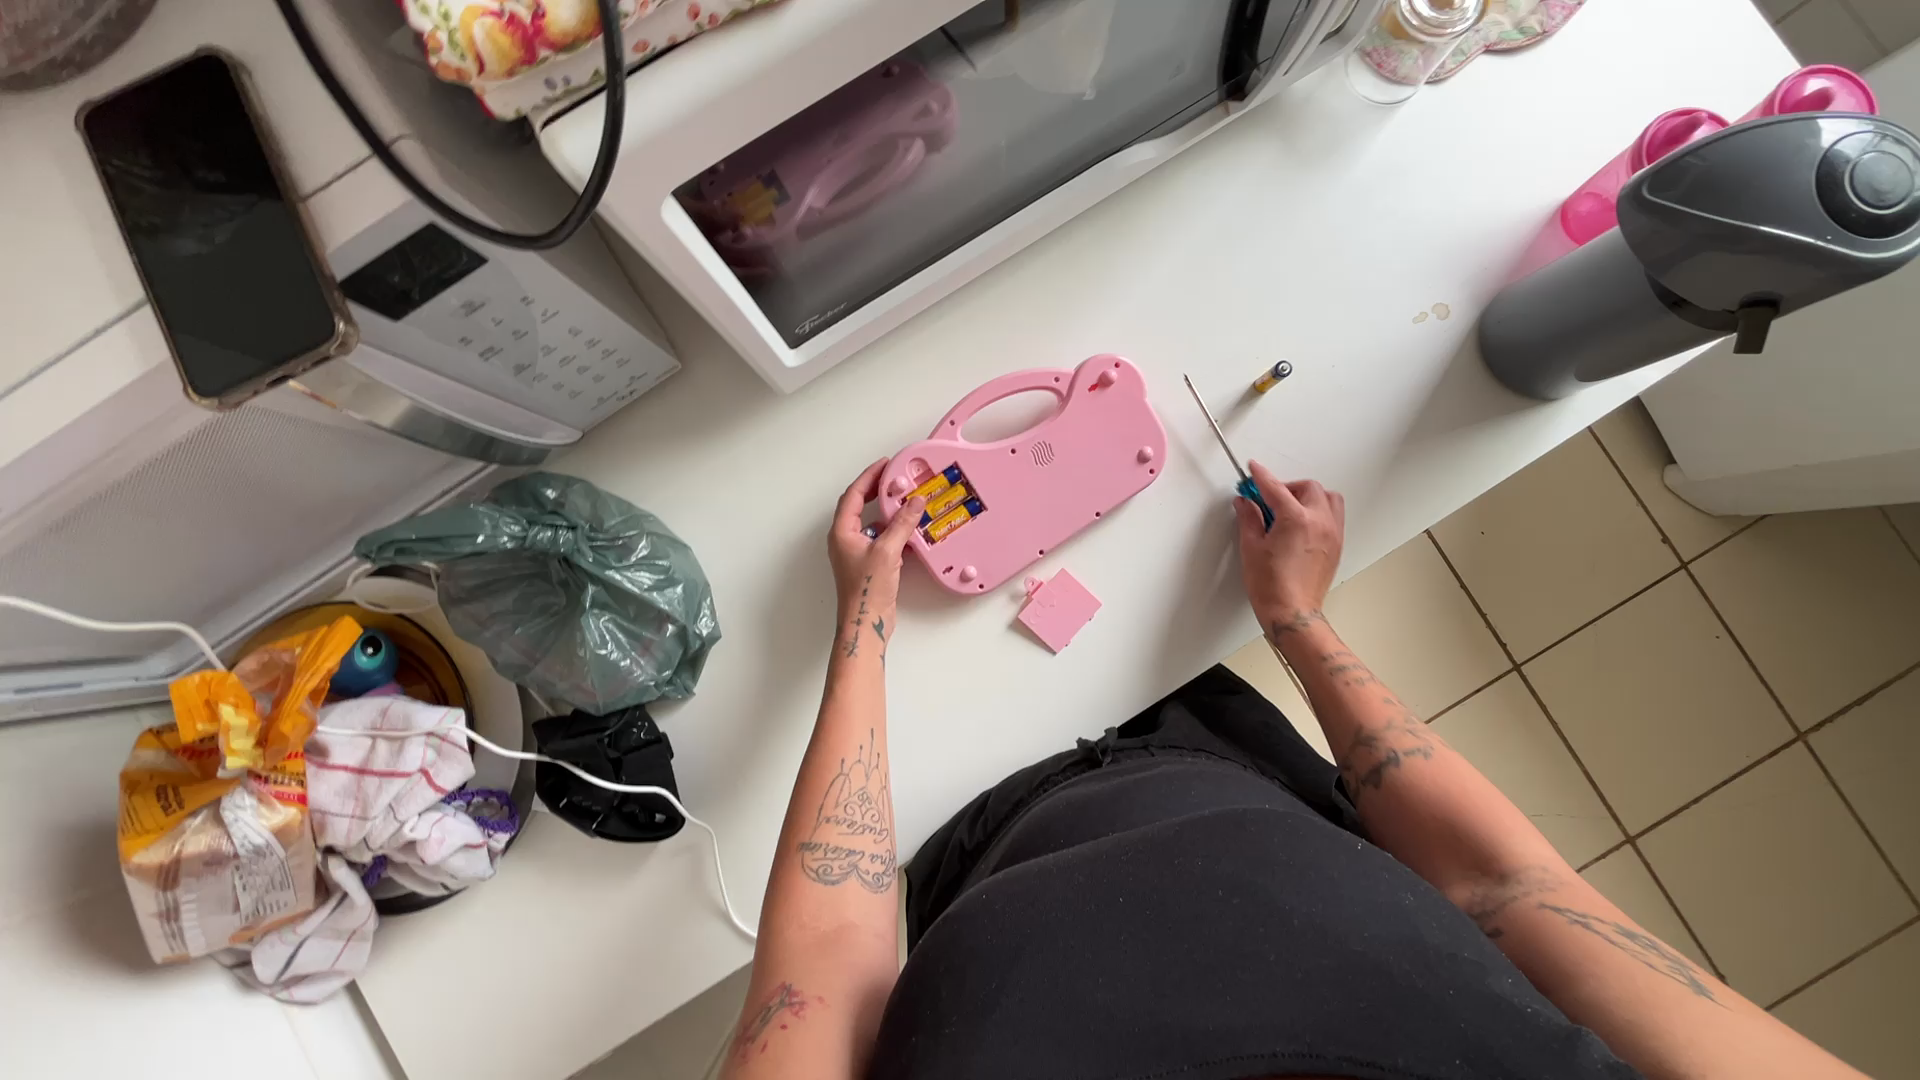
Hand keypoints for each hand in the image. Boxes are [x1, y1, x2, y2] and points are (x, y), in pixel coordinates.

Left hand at [827, 459, 925, 646]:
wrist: (865, 621)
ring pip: (872, 523)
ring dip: (888, 512)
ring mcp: (856, 552)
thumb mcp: (887, 551)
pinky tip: (910, 531)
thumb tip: (914, 502)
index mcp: (842, 532)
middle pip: (860, 505)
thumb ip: (902, 524)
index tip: (885, 464)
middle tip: (895, 478)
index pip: (854, 495)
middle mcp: (846, 539)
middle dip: (877, 491)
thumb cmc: (866, 590)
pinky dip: (894, 531)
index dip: (869, 477)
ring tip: (906, 501)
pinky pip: (881, 539)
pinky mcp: (869, 564)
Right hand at [1234, 461, 1345, 637]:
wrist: (1292, 611)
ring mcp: (1331, 533)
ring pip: (1327, 498)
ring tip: (1287, 507)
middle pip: (1307, 487)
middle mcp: (1319, 522)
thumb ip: (1249, 519)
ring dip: (1307, 496)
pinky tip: (1301, 522)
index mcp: (1296, 520)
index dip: (1261, 477)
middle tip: (1265, 497)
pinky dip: (1318, 510)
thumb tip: (1245, 504)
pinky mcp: (1336, 545)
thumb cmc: (1272, 586)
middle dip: (1285, 487)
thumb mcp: (1251, 547)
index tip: (1253, 470)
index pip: (1275, 488)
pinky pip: (1333, 515)